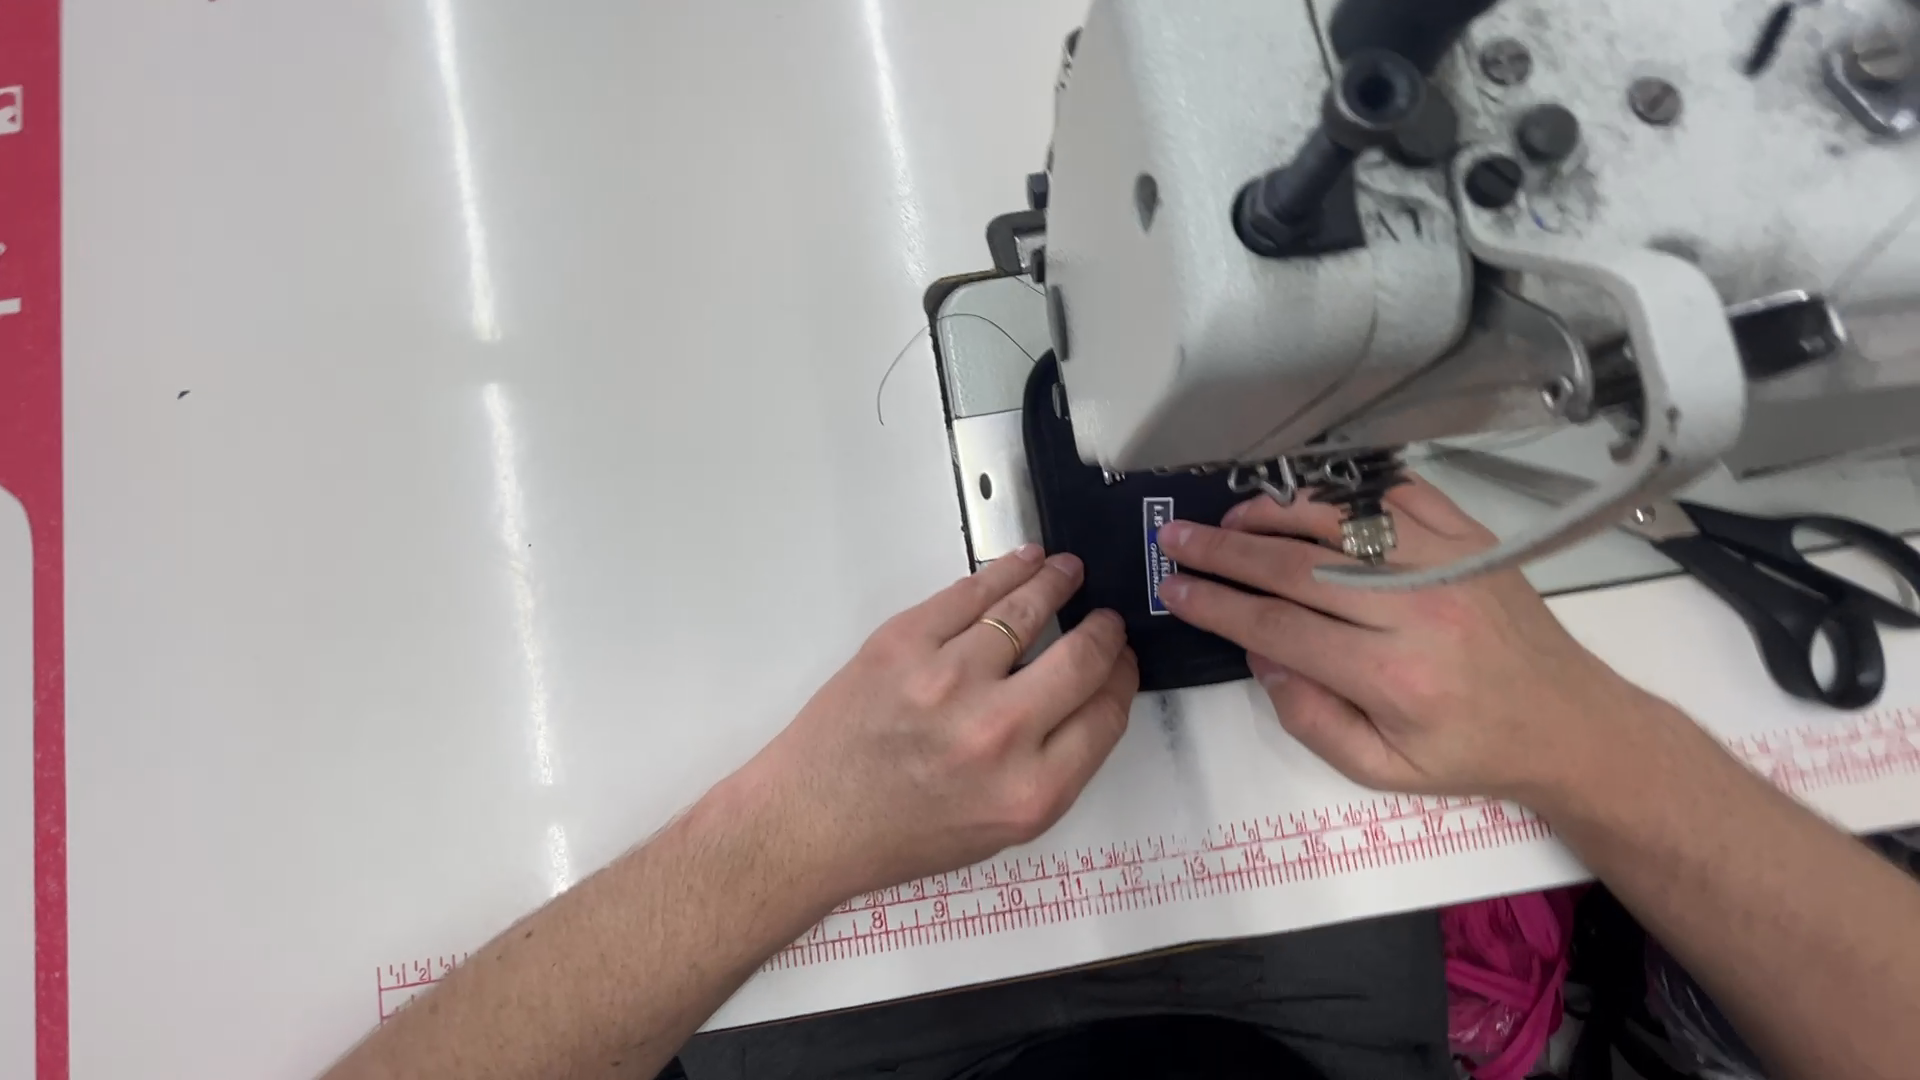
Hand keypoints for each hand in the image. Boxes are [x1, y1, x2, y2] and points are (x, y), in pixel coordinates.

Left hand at [734, 545, 1137, 901]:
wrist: (813, 819)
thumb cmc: (905, 832)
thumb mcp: (1000, 825)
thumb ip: (1054, 765)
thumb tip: (1088, 693)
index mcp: (1031, 792)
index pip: (1104, 714)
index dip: (1121, 677)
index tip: (1120, 658)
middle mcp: (998, 733)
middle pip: (1080, 658)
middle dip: (1103, 630)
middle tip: (1104, 617)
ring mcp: (947, 679)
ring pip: (1026, 610)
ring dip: (1057, 581)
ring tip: (1069, 570)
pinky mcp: (904, 641)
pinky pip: (971, 592)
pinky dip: (1008, 570)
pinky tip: (1026, 562)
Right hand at [1153, 478, 1656, 803]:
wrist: (1573, 724)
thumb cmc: (1468, 752)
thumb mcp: (1380, 770)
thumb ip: (1308, 718)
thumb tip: (1259, 655)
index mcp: (1392, 675)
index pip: (1277, 627)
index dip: (1216, 606)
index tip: (1173, 589)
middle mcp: (1417, 609)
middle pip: (1294, 566)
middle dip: (1222, 552)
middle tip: (1174, 539)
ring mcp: (1447, 563)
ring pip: (1337, 521)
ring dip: (1270, 514)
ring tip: (1227, 519)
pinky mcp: (1469, 538)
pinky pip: (1393, 494)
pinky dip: (1339, 492)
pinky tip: (1301, 502)